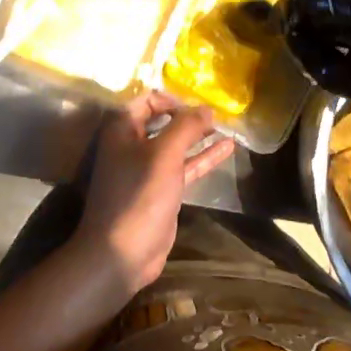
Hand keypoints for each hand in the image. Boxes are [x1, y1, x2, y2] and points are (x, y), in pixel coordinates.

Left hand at [70, 92, 235, 294]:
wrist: (123, 252)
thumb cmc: (139, 196)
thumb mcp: (164, 154)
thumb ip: (186, 127)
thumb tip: (207, 108)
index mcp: (122, 130)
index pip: (146, 100)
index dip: (172, 99)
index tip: (198, 105)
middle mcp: (131, 146)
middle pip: (162, 121)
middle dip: (188, 115)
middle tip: (216, 112)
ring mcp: (147, 170)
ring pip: (176, 145)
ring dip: (199, 135)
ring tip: (226, 125)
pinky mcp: (162, 191)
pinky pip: (185, 167)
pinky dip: (204, 157)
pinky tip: (228, 148)